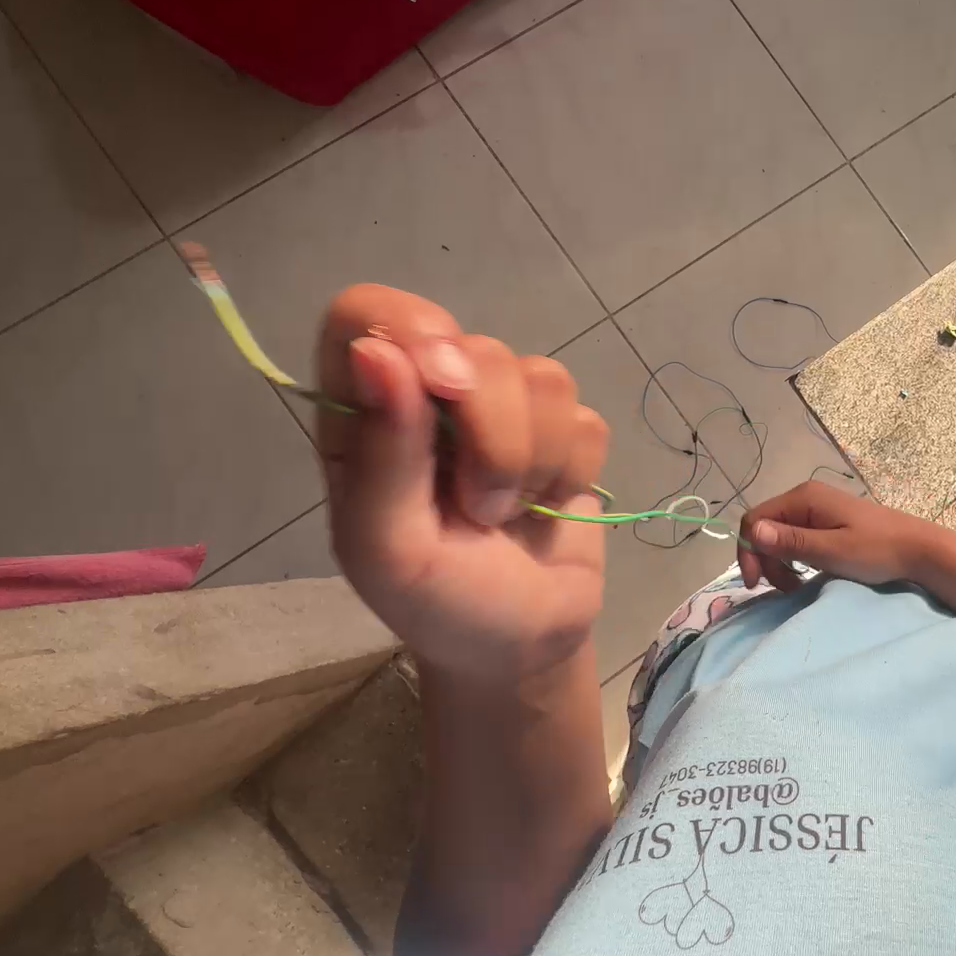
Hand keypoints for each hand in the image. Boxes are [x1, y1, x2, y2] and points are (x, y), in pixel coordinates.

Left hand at [317, 285, 609, 681]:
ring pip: (547, 377)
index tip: (442, 389)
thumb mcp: (389, 548)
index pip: (372, 313)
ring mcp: (509, 416)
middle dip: (494, 435)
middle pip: (481, 347)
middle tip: (478, 506)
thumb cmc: (440, 605)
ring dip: (536, 460)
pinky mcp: (567, 438)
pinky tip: (550, 503)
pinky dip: (574, 470)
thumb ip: (384, 454)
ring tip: (510, 511)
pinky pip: (588, 418)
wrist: (527, 643)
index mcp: (367, 416)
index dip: (415, 331)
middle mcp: (437, 401)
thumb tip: (380, 349)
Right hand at [737, 481, 952, 591]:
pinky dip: (795, 558)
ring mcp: (818, 508)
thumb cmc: (876, 550)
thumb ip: (792, 542)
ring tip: (796, 586)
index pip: (755, 520)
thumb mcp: (831, 551)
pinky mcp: (828, 521)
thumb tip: (753, 531)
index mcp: (804, 498)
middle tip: (785, 589)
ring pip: (780, 535)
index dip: (749, 551)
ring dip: (780, 562)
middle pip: (766, 528)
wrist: (918, 549)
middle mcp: (806, 497)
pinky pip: (798, 538)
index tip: (758, 584)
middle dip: (766, 560)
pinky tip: (808, 574)